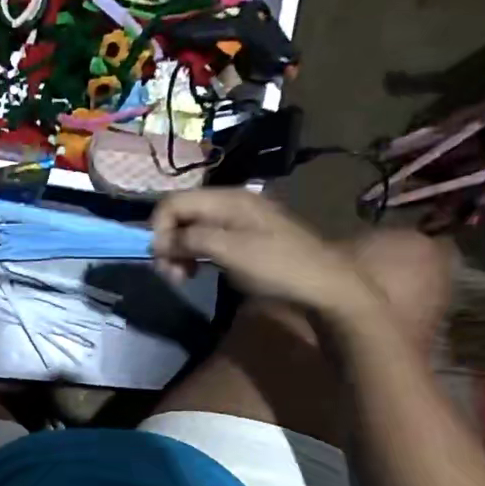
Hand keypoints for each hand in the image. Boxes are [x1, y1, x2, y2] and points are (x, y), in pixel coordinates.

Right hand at [152, 189, 379, 320]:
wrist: (324, 286)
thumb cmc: (277, 266)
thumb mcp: (230, 251)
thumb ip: (192, 239)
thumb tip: (162, 241)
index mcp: (228, 199)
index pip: (174, 202)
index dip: (159, 229)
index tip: (161, 260)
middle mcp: (231, 203)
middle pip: (182, 214)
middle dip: (168, 242)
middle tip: (171, 275)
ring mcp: (240, 221)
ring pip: (193, 229)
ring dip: (180, 252)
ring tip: (183, 278)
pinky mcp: (245, 239)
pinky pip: (208, 240)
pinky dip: (196, 256)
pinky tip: (199, 273)